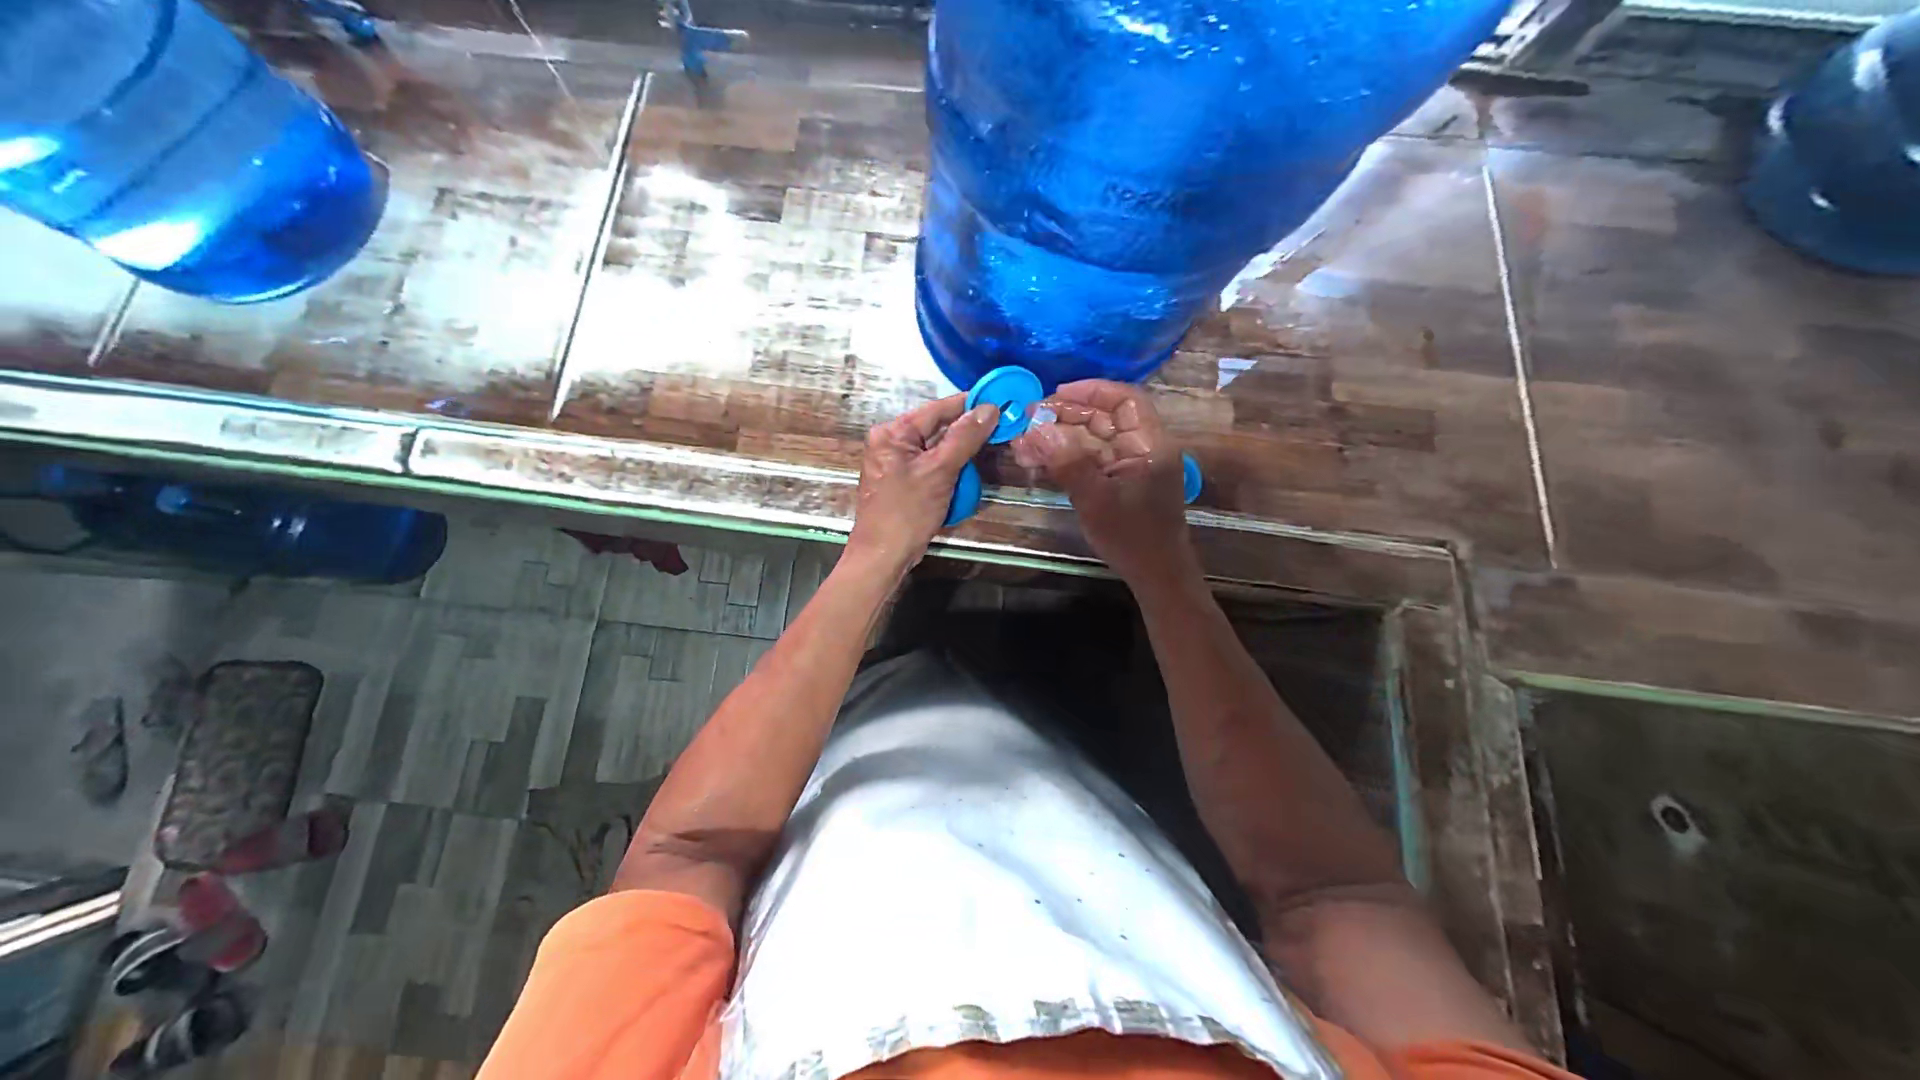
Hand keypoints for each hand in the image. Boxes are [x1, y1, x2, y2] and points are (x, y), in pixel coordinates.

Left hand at [846, 394, 1000, 580]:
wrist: (884, 555)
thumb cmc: (907, 511)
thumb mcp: (940, 471)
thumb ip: (965, 437)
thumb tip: (989, 409)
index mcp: (892, 433)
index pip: (937, 409)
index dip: (968, 404)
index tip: (997, 400)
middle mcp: (890, 443)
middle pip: (936, 428)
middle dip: (966, 431)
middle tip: (999, 427)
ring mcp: (895, 464)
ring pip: (935, 449)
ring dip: (959, 454)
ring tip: (987, 450)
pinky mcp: (902, 483)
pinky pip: (930, 467)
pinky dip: (949, 471)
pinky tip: (966, 475)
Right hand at [1011, 380, 1198, 590]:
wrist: (1155, 577)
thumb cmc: (1132, 537)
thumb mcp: (1096, 499)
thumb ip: (1068, 461)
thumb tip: (1038, 429)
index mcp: (1150, 444)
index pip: (1125, 400)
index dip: (1091, 391)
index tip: (1056, 394)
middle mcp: (1142, 449)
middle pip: (1104, 418)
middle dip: (1067, 416)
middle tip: (1031, 419)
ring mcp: (1130, 468)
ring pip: (1093, 440)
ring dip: (1060, 438)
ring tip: (1024, 442)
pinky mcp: (1118, 484)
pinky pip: (1090, 461)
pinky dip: (1065, 458)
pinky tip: (1038, 460)